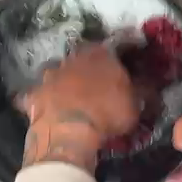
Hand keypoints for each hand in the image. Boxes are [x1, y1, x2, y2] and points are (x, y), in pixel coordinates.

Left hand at [20, 44, 139, 170]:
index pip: (109, 49)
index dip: (113, 62)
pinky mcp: (33, 95)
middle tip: (93, 88)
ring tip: (70, 100)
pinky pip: (37, 96)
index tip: (117, 73)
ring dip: (62, 83)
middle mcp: (72, 58)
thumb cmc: (108, 113)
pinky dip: (41, 102)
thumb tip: (148, 87)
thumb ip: (139, 92)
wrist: (70, 131)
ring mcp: (49, 75)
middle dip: (86, 71)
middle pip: (80, 59)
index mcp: (100, 54)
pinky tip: (46, 112)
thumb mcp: (135, 105)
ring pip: (56, 73)